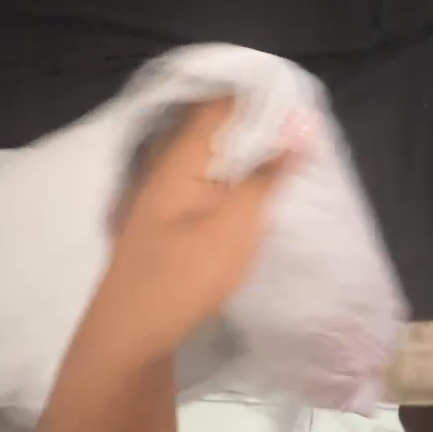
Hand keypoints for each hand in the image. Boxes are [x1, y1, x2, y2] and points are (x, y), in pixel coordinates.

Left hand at [83, 96, 300, 355]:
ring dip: (247, 150)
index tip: (296, 99)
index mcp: (179, 160)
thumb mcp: (237, 223)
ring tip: (287, 153)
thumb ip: (268, 174)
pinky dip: (234, 174)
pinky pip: (206, 178)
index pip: (217, 104)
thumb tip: (299, 125)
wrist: (132, 335)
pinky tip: (256, 188)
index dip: (256, 96)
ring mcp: (162, 194)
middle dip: (256, 122)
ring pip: (210, 154)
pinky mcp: (168, 219)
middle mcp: (166, 168)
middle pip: (212, 126)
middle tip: (300, 127)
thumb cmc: (186, 275)